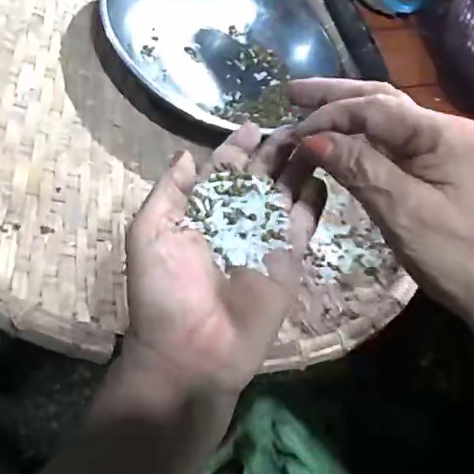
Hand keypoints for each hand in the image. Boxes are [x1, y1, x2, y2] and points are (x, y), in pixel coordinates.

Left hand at [123, 124, 324, 396]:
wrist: (190, 350)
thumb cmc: (162, 290)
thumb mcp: (149, 232)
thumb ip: (169, 191)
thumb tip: (184, 153)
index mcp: (199, 212)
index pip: (222, 170)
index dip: (236, 148)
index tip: (252, 125)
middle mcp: (233, 220)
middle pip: (259, 177)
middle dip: (275, 150)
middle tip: (296, 123)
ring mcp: (263, 239)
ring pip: (285, 193)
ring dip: (298, 166)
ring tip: (316, 137)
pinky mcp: (288, 259)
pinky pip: (303, 223)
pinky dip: (314, 199)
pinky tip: (324, 173)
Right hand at [287, 79, 473, 322]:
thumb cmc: (457, 255)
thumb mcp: (402, 211)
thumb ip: (358, 167)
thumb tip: (310, 138)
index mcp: (442, 134)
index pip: (374, 107)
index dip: (329, 115)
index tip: (291, 133)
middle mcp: (444, 129)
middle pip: (381, 99)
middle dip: (334, 95)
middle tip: (290, 92)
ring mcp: (443, 147)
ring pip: (385, 116)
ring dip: (344, 109)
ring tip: (304, 104)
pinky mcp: (437, 166)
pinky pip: (390, 139)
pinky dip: (358, 133)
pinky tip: (336, 136)